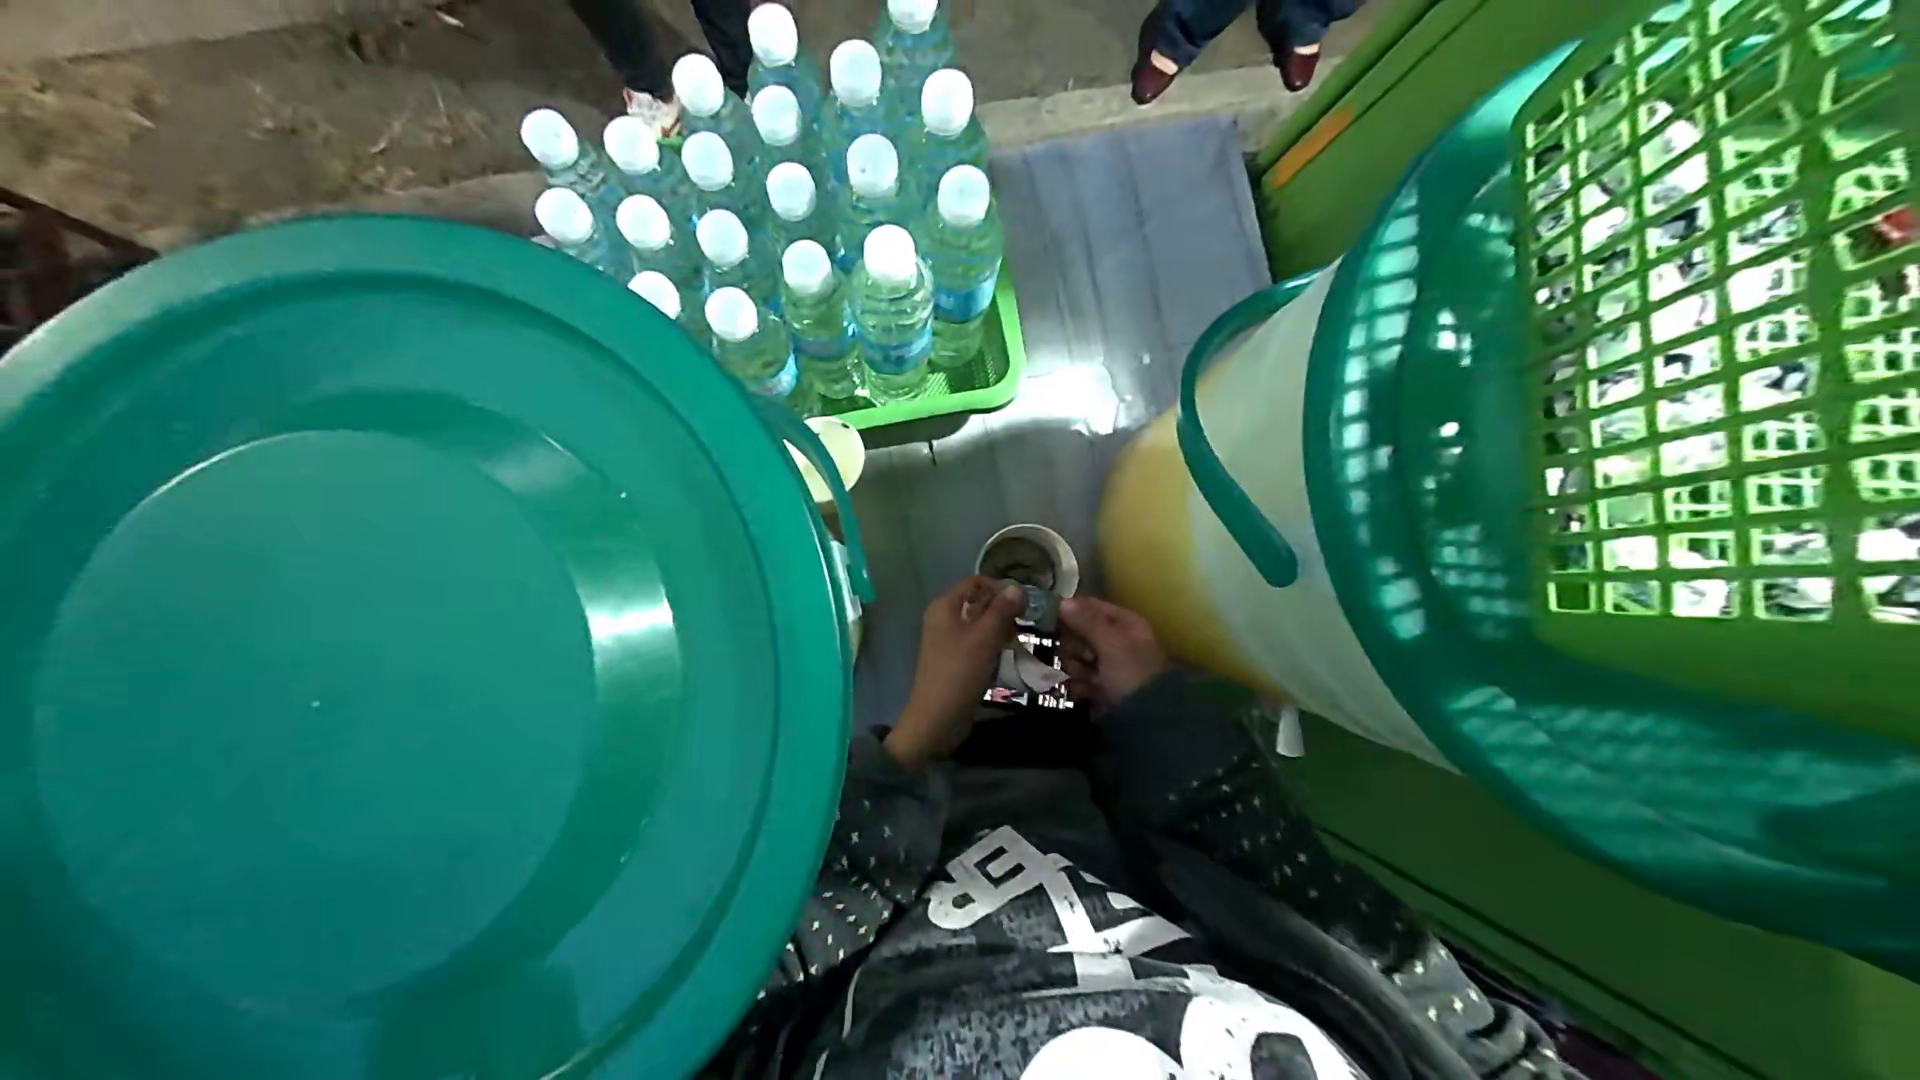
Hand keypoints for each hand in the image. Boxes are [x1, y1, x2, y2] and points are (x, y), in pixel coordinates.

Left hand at [886, 576, 1024, 768]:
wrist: (936, 718)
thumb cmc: (959, 673)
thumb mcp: (984, 639)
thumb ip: (1001, 611)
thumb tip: (1017, 587)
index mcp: (944, 607)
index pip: (974, 581)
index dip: (998, 586)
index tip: (1023, 601)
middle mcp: (943, 617)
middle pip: (977, 600)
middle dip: (1002, 607)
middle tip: (1027, 619)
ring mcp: (948, 638)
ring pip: (979, 622)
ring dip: (1000, 626)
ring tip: (1021, 636)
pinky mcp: (955, 657)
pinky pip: (976, 640)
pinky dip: (993, 641)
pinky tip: (1010, 651)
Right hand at [1058, 595, 1169, 712]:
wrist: (1149, 718)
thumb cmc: (1132, 672)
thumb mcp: (1110, 643)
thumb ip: (1085, 622)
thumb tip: (1061, 602)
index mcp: (1124, 623)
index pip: (1090, 607)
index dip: (1071, 612)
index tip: (1053, 620)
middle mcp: (1116, 640)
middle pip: (1079, 633)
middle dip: (1075, 647)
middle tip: (1086, 658)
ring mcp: (1108, 664)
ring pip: (1076, 656)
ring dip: (1077, 668)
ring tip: (1090, 679)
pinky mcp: (1101, 685)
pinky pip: (1079, 677)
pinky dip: (1079, 685)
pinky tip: (1085, 691)